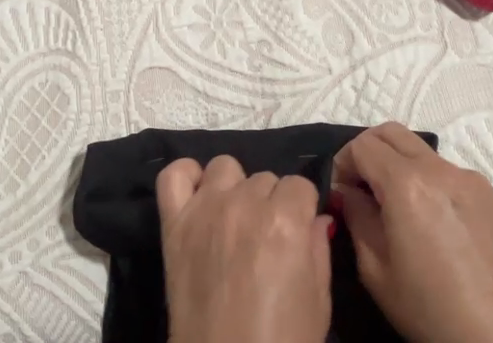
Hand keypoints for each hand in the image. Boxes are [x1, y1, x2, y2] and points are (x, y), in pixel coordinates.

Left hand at [157, 155, 333, 342]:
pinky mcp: (174, 222)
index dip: (302, 209)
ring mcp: (205, 208)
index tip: (298, 232)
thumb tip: (316, 218)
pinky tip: (198, 197)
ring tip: (234, 221)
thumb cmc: (283, 340)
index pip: (300, 185)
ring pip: (225, 167)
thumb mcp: (318, 301)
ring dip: (234, 188)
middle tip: (266, 239)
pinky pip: (174, 175)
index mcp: (285, 219)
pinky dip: (186, 178)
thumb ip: (318, 249)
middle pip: (264, 178)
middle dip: (271, 203)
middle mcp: (245, 203)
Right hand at [332, 123, 492, 342]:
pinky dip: (438, 190)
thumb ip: (356, 218)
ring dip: (406, 170)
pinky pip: (456, 178)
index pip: (363, 144)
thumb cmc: (433, 309)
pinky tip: (443, 231)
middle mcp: (441, 170)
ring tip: (408, 215)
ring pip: (426, 155)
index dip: (344, 163)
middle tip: (365, 188)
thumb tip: (348, 193)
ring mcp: (475, 180)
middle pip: (394, 133)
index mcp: (407, 185)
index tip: (343, 192)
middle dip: (371, 151)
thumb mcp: (376, 271)